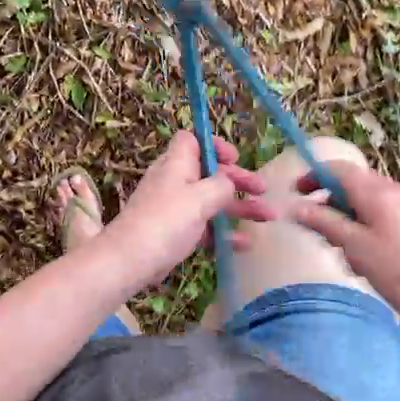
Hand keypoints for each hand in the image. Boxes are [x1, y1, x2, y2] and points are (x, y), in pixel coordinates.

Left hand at [95, 130, 261, 288]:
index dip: (214, 145)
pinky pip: (204, 226)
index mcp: (177, 164)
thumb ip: (221, 186)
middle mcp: (175, 181)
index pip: (193, 140)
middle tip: (263, 190)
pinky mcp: (175, 231)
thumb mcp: (199, 198)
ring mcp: (175, 207)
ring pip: (211, 201)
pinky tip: (244, 244)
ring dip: (238, 207)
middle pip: (209, 172)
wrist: (131, 260)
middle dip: (237, 180)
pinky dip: (223, 231)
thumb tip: (228, 183)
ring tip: (268, 217)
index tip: (234, 158)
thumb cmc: (166, 221)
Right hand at [233, 162, 399, 345]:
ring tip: (347, 254)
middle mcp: (398, 192)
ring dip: (351, 218)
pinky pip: (388, 217)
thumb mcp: (356, 249)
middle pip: (355, 184)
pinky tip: (373, 262)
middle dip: (332, 201)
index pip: (338, 168)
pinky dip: (370, 228)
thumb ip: (324, 223)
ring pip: (371, 203)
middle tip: (318, 229)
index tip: (295, 192)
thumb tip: (295, 207)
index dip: (313, 176)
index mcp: (378, 192)